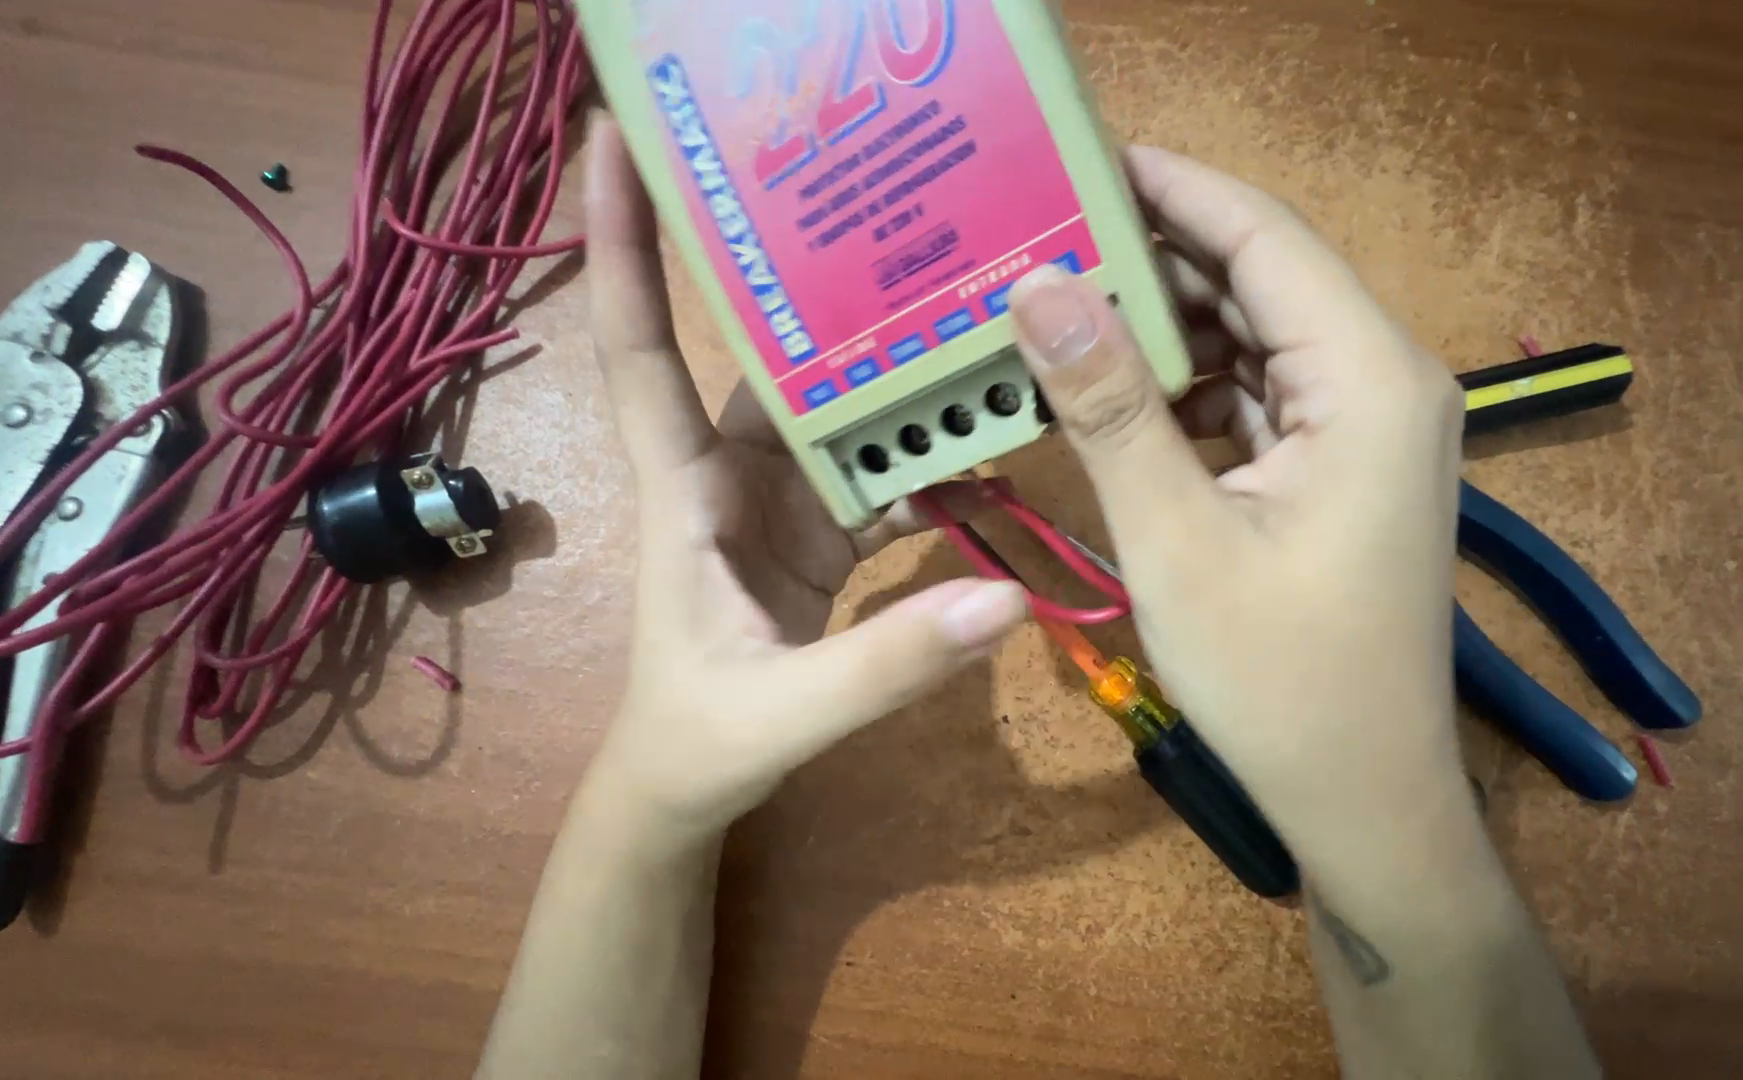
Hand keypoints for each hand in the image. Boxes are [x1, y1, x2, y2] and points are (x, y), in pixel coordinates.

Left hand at [581, 116, 1027, 841]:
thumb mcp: (786, 711)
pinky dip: (925, 463)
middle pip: (775, 362)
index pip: (641, 355)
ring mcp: (780, 504)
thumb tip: (1004, 604)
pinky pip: (877, 476)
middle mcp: (730, 477)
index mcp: (687, 494)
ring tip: (974, 329)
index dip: (621, 248)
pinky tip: (984, 451)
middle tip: (894, 218)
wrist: (692, 784)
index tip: (613, 138)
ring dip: (898, 383)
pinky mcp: (819, 536)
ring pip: (840, 416)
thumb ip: (885, 665)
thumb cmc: (701, 739)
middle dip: (824, 294)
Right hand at [1008, 146, 1466, 847]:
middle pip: (1255, 282)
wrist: (1353, 795)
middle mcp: (1375, 384)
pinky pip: (1245, 398)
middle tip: (1041, 241)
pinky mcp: (1324, 472)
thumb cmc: (1275, 677)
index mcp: (1364, 380)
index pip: (1263, 238)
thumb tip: (1040, 287)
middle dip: (1151, 258)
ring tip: (1056, 306)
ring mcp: (1352, 431)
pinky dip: (1178, 389)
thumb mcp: (1176, 537)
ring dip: (1158, 327)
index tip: (1081, 160)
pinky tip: (1107, 389)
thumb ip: (1111, 406)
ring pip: (1245, 342)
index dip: (1173, 188)